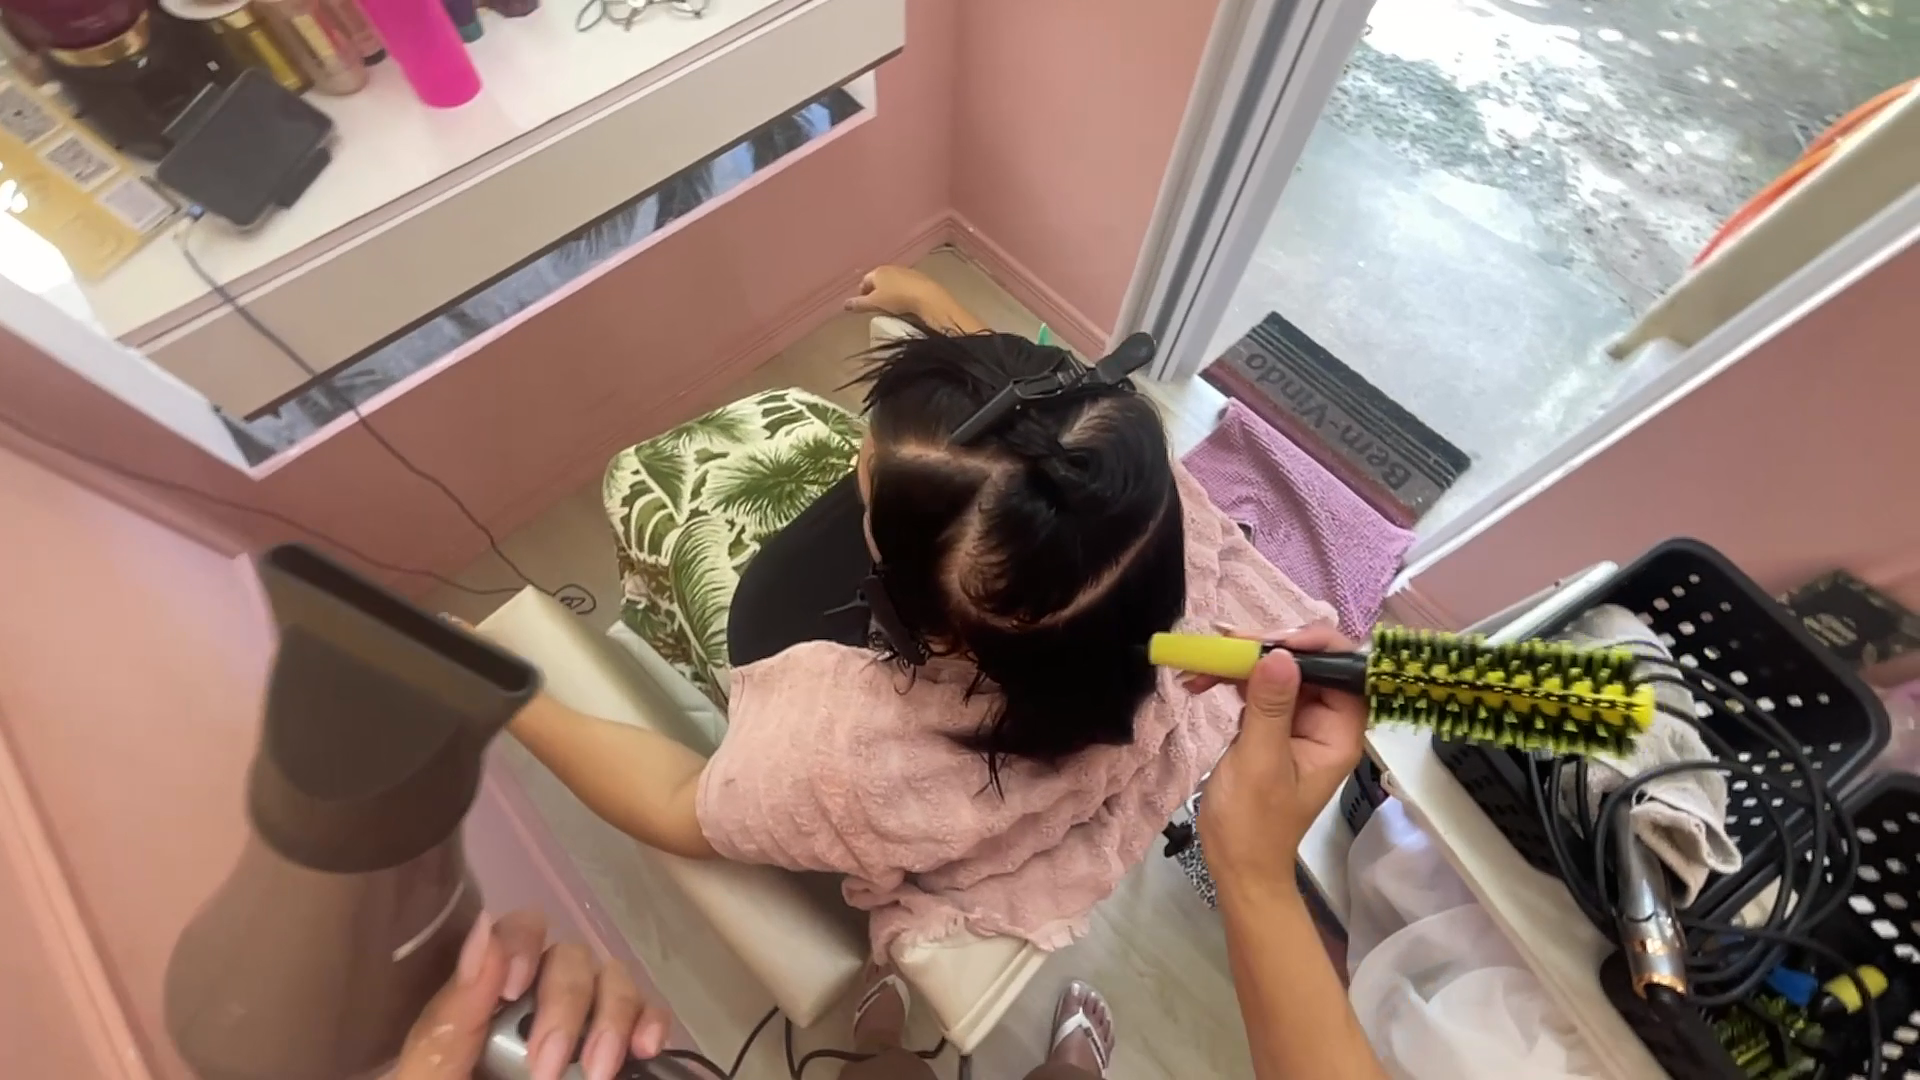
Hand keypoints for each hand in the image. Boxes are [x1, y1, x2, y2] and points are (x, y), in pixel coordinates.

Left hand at [394, 909, 671, 1079]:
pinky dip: (652, 1022)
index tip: (514, 987)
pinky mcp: (619, 1046)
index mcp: (487, 997)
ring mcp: (583, 1020)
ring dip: (613, 1017)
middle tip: (547, 1066)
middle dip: (568, 1003)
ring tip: (599, 1070)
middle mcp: (540, 996)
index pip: (517, 933)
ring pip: (615, 979)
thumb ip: (450, 1017)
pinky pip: (648, 1012)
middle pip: (572, 956)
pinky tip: (645, 1048)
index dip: (523, 943)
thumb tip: (481, 931)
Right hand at [846, 265, 959, 324]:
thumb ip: (859, 304)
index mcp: (877, 272)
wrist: (926, 297)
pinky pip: (905, 284)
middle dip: (875, 290)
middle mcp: (891, 268)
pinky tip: (904, 301)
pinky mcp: (919, 278)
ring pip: (892, 281)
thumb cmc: (896, 299)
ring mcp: (906, 271)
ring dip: (889, 290)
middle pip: (879, 279)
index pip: (865, 281)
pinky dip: (901, 291)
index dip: (862, 292)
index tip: (861, 302)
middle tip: (874, 303)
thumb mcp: (875, 304)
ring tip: (889, 304)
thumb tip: (844, 305)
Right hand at [1193, 625, 1367, 891]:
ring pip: (1276, 672)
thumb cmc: (1253, 820)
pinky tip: (1200, 680)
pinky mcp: (1270, 725)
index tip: (1271, 643)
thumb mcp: (1259, 760)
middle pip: (1306, 665)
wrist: (1235, 862)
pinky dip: (1229, 680)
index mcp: (1337, 733)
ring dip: (1239, 663)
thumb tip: (1280, 656)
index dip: (1315, 648)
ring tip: (1200, 664)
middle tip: (1224, 645)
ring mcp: (1295, 723)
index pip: (1344, 672)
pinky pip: (1256, 688)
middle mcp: (1323, 722)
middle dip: (1265, 650)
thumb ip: (1271, 706)